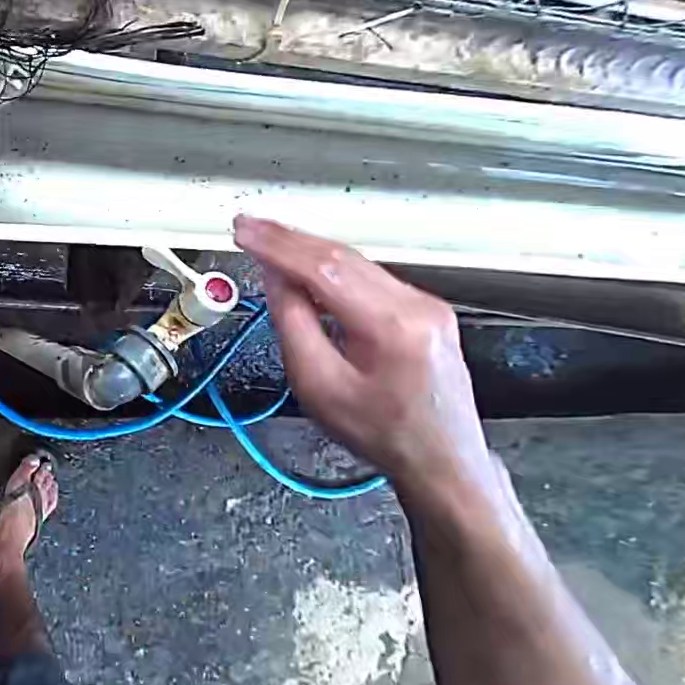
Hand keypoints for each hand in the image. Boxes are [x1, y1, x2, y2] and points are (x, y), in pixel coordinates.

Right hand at [232, 216, 488, 493]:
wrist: (440, 459)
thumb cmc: (379, 431)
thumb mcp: (318, 385)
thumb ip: (293, 323)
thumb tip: (275, 278)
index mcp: (392, 326)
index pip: (324, 268)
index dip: (277, 246)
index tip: (244, 232)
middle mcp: (417, 305)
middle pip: (341, 256)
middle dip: (288, 238)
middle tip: (247, 225)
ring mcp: (424, 304)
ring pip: (354, 261)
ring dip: (305, 246)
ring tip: (265, 236)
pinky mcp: (422, 308)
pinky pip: (366, 274)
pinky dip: (327, 262)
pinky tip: (303, 259)